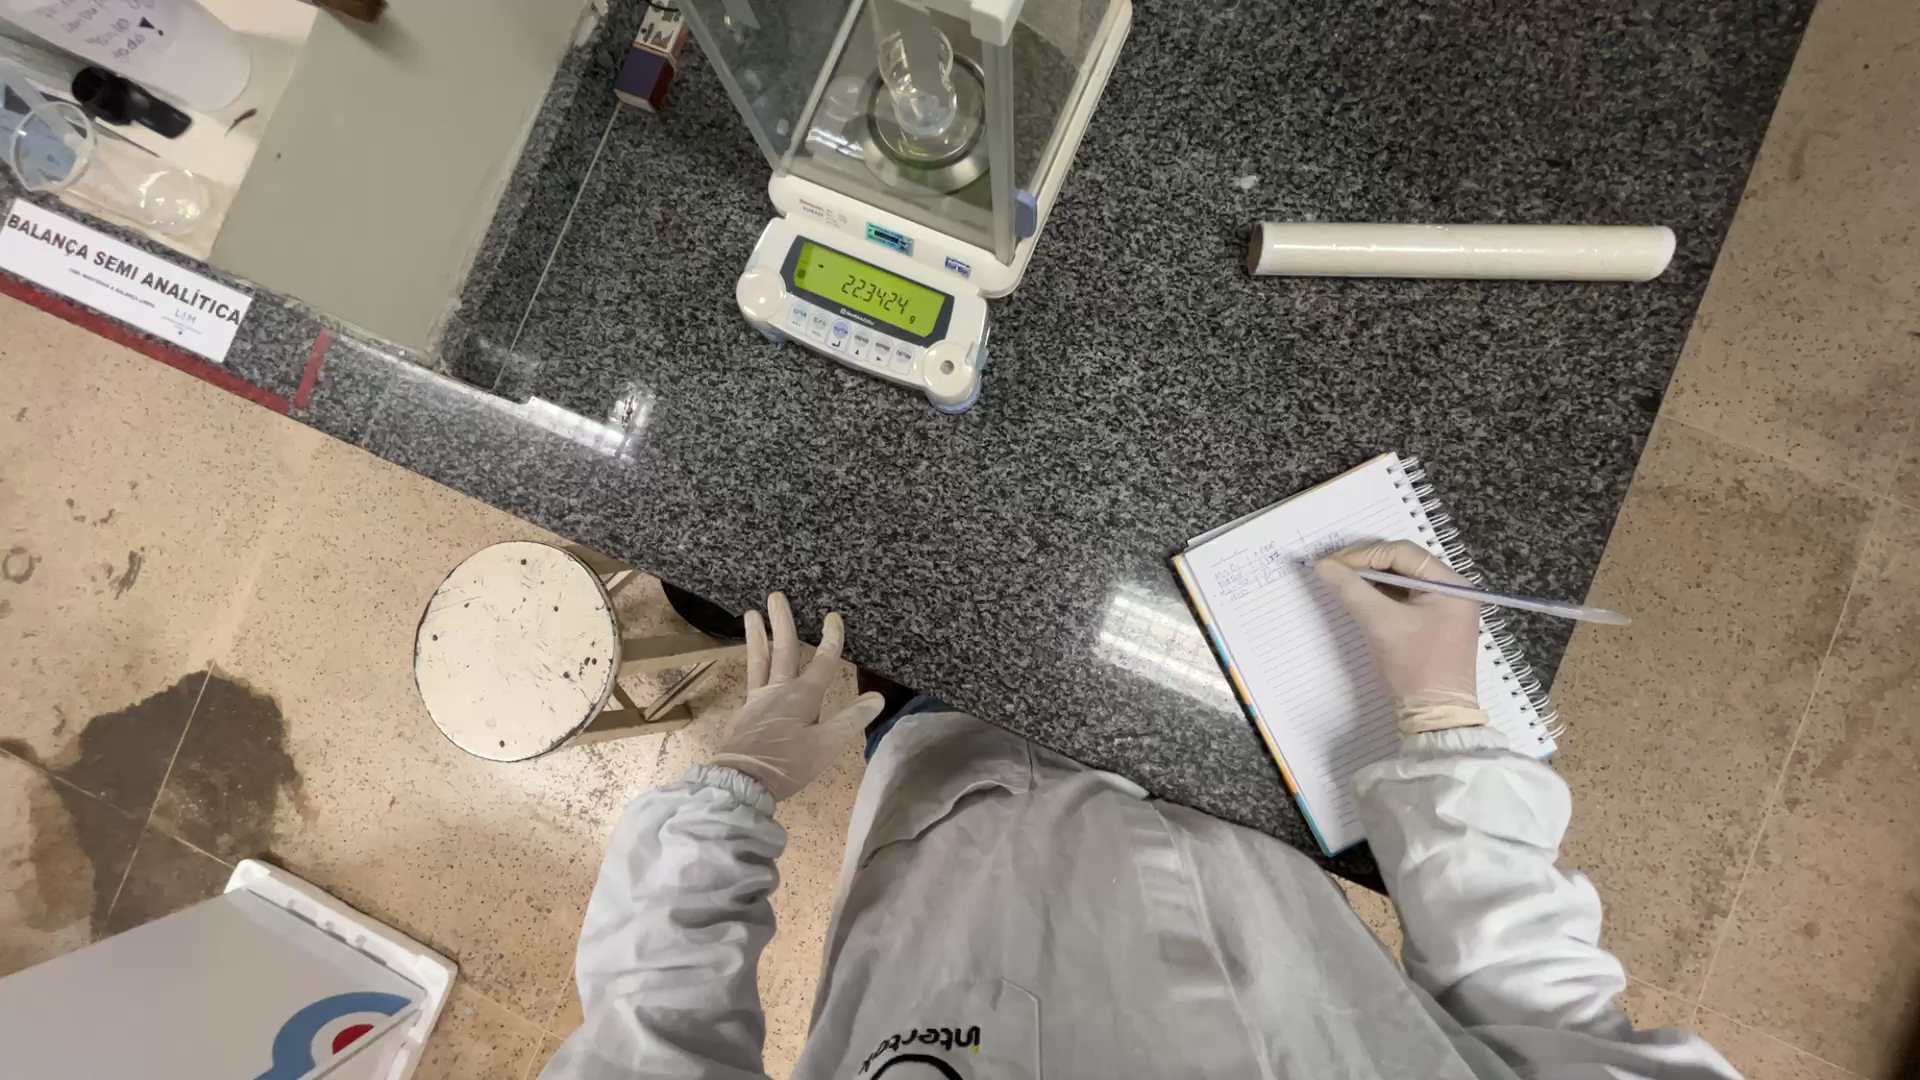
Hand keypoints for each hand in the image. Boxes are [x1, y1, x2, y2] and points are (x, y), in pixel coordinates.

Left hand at [708, 593, 885, 800]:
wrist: (741, 782)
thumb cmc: (787, 764)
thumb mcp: (826, 746)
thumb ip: (851, 719)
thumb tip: (877, 696)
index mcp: (801, 695)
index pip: (822, 661)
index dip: (831, 639)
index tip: (833, 617)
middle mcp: (778, 690)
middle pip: (782, 648)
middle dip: (781, 620)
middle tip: (775, 595)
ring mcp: (758, 699)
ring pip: (759, 659)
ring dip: (757, 635)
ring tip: (750, 614)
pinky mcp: (745, 711)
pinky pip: (750, 675)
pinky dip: (751, 659)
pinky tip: (751, 658)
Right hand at [1314, 540, 1484, 733]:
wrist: (1434, 712)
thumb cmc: (1414, 665)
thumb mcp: (1379, 622)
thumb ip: (1350, 589)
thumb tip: (1323, 565)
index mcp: (1451, 584)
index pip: (1402, 552)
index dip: (1364, 554)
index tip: (1332, 564)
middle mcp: (1452, 589)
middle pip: (1401, 562)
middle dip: (1365, 564)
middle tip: (1333, 570)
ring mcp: (1443, 605)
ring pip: (1399, 579)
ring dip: (1369, 579)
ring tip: (1340, 582)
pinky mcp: (1432, 620)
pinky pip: (1401, 596)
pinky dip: (1377, 594)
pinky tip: (1357, 597)